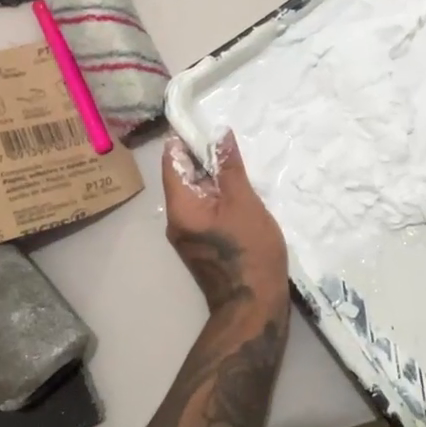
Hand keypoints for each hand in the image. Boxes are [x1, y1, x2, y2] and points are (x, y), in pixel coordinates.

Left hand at [163, 133, 289, 315]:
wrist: (253, 306)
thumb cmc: (248, 250)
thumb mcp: (244, 202)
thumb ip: (229, 167)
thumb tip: (219, 134)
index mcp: (180, 206)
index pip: (172, 162)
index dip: (184, 139)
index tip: (204, 121)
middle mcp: (176, 220)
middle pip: (183, 177)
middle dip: (202, 156)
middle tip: (227, 136)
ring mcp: (188, 236)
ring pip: (196, 195)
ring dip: (213, 177)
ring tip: (237, 159)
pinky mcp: (202, 246)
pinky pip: (204, 211)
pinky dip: (217, 196)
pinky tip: (240, 189)